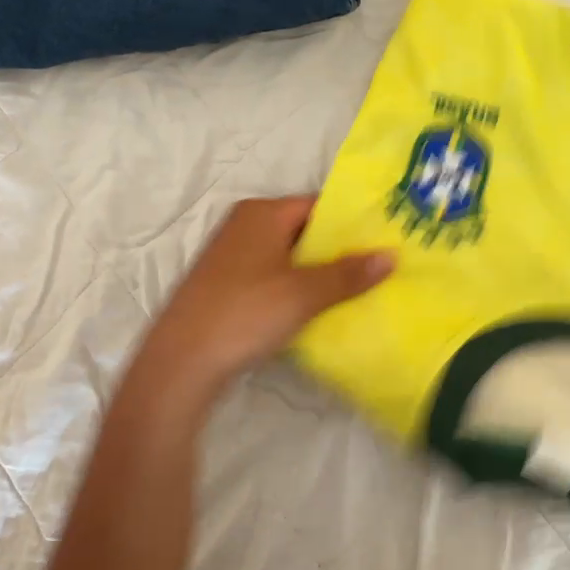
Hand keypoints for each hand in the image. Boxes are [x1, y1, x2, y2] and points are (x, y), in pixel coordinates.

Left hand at [133, 196, 392, 409]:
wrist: (179, 363)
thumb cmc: (244, 314)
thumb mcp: (304, 294)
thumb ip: (349, 274)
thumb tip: (391, 255)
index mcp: (262, 212)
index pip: (319, 206)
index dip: (352, 223)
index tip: (383, 241)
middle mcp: (244, 224)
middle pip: (304, 231)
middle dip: (337, 251)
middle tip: (376, 268)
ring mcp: (230, 255)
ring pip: (287, 256)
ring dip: (316, 273)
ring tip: (355, 291)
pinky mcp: (223, 285)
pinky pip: (270, 277)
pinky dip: (292, 288)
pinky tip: (313, 311)